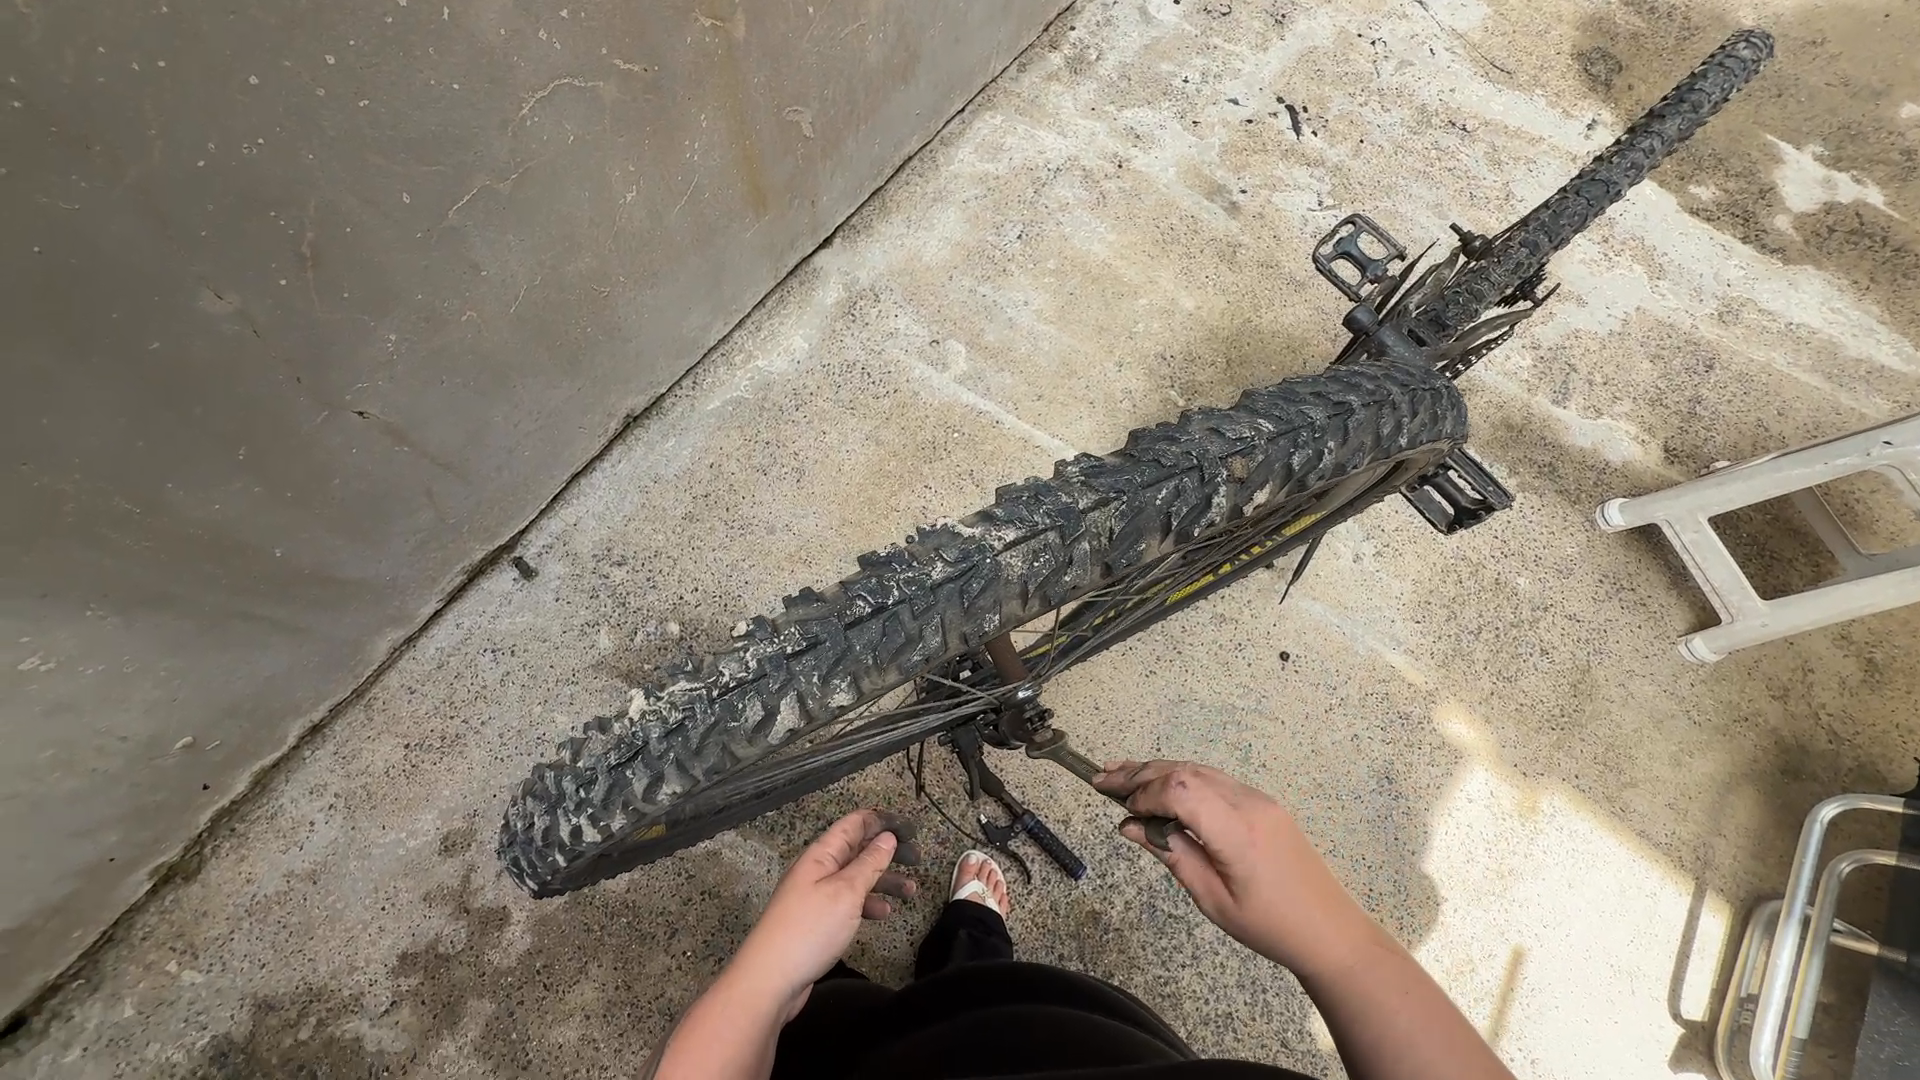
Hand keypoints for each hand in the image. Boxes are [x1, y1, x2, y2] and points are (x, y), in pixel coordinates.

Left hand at [724, 810, 918, 1016]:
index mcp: (822, 854)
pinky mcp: (818, 921)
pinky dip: (868, 903)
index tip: (910, 828)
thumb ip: (869, 863)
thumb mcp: (846, 892)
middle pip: (858, 849)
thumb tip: (886, 837)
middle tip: (917, 858)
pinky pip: (849, 902)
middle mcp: (819, 869)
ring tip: (911, 890)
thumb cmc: (810, 929)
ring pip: (857, 877)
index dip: (882, 821)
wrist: (769, 980)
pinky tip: (884, 913)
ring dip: (884, 880)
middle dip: (887, 850)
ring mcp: (817, 895)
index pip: (855, 823)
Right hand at [1093, 760, 1377, 975]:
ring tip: (1119, 773)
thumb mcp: (1212, 899)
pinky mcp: (1261, 802)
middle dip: (1140, 774)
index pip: (1181, 790)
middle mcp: (1248, 803)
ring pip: (1197, 769)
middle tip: (1101, 779)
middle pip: (1184, 772)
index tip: (1120, 809)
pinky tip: (1158, 783)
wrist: (1330, 930)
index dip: (1145, 793)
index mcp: (1237, 832)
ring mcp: (1257, 798)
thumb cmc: (1269, 926)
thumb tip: (1130, 826)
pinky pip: (1213, 779)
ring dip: (1157, 771)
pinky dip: (1180, 778)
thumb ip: (1171, 855)